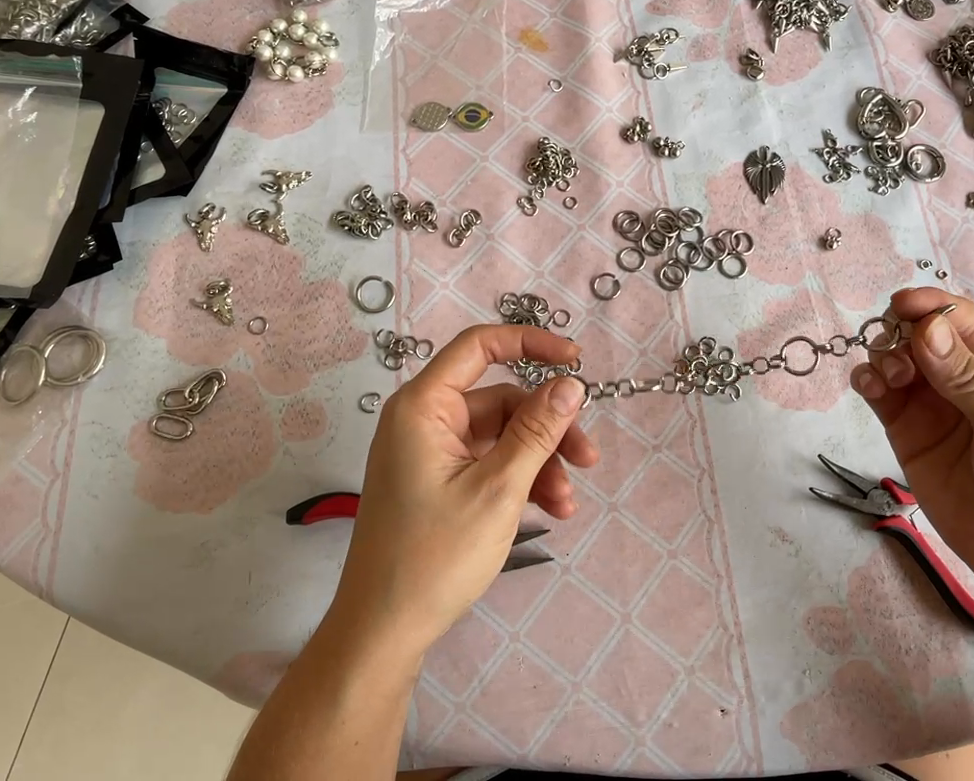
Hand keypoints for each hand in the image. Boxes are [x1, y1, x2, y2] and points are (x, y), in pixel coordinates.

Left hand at [331, 325, 599, 652]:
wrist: (385, 629)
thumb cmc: (435, 555)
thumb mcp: (498, 489)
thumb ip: (537, 431)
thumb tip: (571, 385)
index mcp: (424, 406)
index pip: (479, 346)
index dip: (530, 344)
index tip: (575, 361)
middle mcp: (425, 420)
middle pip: (501, 399)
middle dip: (547, 429)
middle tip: (588, 460)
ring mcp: (432, 452)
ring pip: (502, 435)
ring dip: (540, 462)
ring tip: (567, 503)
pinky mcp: (440, 481)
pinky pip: (490, 462)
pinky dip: (521, 480)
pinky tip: (550, 510)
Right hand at [849, 289, 973, 598]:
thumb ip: (969, 380)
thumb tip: (927, 328)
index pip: (965, 322)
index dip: (933, 308)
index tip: (901, 306)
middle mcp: (967, 377)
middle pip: (924, 336)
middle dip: (903, 334)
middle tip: (897, 355)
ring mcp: (934, 406)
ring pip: (898, 361)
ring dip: (885, 356)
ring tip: (890, 378)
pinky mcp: (908, 434)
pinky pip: (882, 396)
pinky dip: (869, 382)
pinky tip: (868, 385)